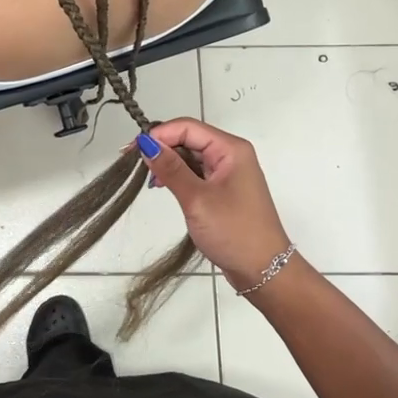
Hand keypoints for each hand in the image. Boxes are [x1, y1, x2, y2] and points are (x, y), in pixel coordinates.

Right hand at [135, 119, 291, 290]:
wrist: (264, 270)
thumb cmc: (234, 232)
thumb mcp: (197, 199)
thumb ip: (171, 169)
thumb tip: (146, 143)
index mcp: (230, 149)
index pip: (187, 127)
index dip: (159, 134)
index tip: (133, 150)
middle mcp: (231, 154)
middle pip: (189, 138)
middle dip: (162, 148)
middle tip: (135, 164)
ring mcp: (228, 172)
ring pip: (190, 156)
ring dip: (168, 163)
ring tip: (149, 180)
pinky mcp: (223, 189)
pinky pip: (196, 172)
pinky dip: (178, 176)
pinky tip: (163, 186)